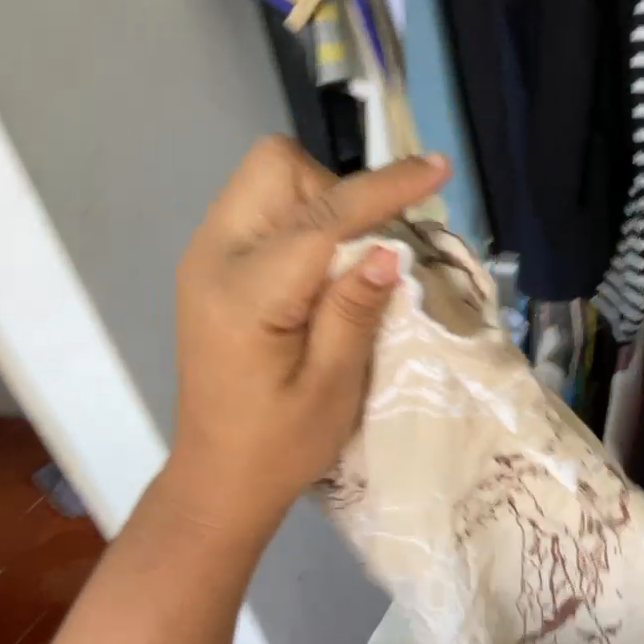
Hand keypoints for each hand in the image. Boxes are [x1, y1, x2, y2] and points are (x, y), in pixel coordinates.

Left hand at [163, 136, 449, 530]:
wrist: (220, 475)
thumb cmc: (282, 446)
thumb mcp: (333, 387)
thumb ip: (354, 311)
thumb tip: (387, 249)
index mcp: (246, 293)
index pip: (322, 217)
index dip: (383, 190)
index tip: (436, 169)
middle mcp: (214, 255)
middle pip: (277, 167)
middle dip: (337, 191)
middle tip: (371, 252)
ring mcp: (208, 256)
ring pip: (270, 181)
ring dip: (322, 205)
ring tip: (352, 268)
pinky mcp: (214, 266)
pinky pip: (264, 211)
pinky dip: (305, 223)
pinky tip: (326, 274)